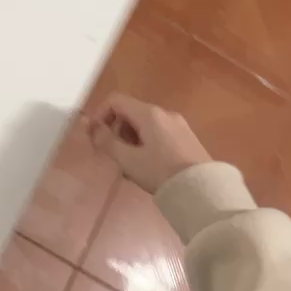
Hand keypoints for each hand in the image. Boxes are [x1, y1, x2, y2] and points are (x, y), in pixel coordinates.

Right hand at [87, 93, 211, 193]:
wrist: (202, 189)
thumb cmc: (160, 172)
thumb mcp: (128, 160)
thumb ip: (106, 141)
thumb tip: (89, 125)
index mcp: (149, 114)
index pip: (116, 101)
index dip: (100, 115)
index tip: (95, 137)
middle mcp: (164, 113)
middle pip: (130, 112)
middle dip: (116, 131)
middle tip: (114, 156)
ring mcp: (178, 125)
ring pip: (144, 124)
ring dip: (130, 140)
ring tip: (131, 166)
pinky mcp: (186, 137)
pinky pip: (158, 133)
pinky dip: (146, 144)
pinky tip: (148, 167)